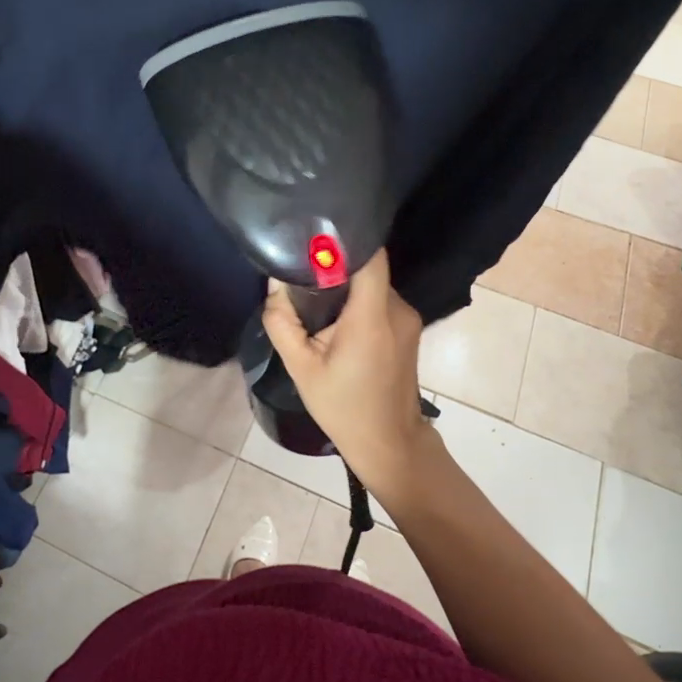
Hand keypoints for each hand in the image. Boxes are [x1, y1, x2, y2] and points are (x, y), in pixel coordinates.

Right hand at [262, 253, 438, 490]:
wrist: (389, 443)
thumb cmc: (343, 408)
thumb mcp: (300, 368)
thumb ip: (282, 322)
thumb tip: (273, 284)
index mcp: (371, 316)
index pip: (369, 256)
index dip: (343, 241)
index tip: (313, 238)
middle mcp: (396, 309)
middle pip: (367, 268)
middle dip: (336, 267)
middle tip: (302, 272)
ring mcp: (407, 318)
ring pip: (372, 284)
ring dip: (346, 287)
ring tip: (314, 297)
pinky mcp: (408, 328)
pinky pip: (379, 300)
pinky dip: (358, 301)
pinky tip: (335, 318)